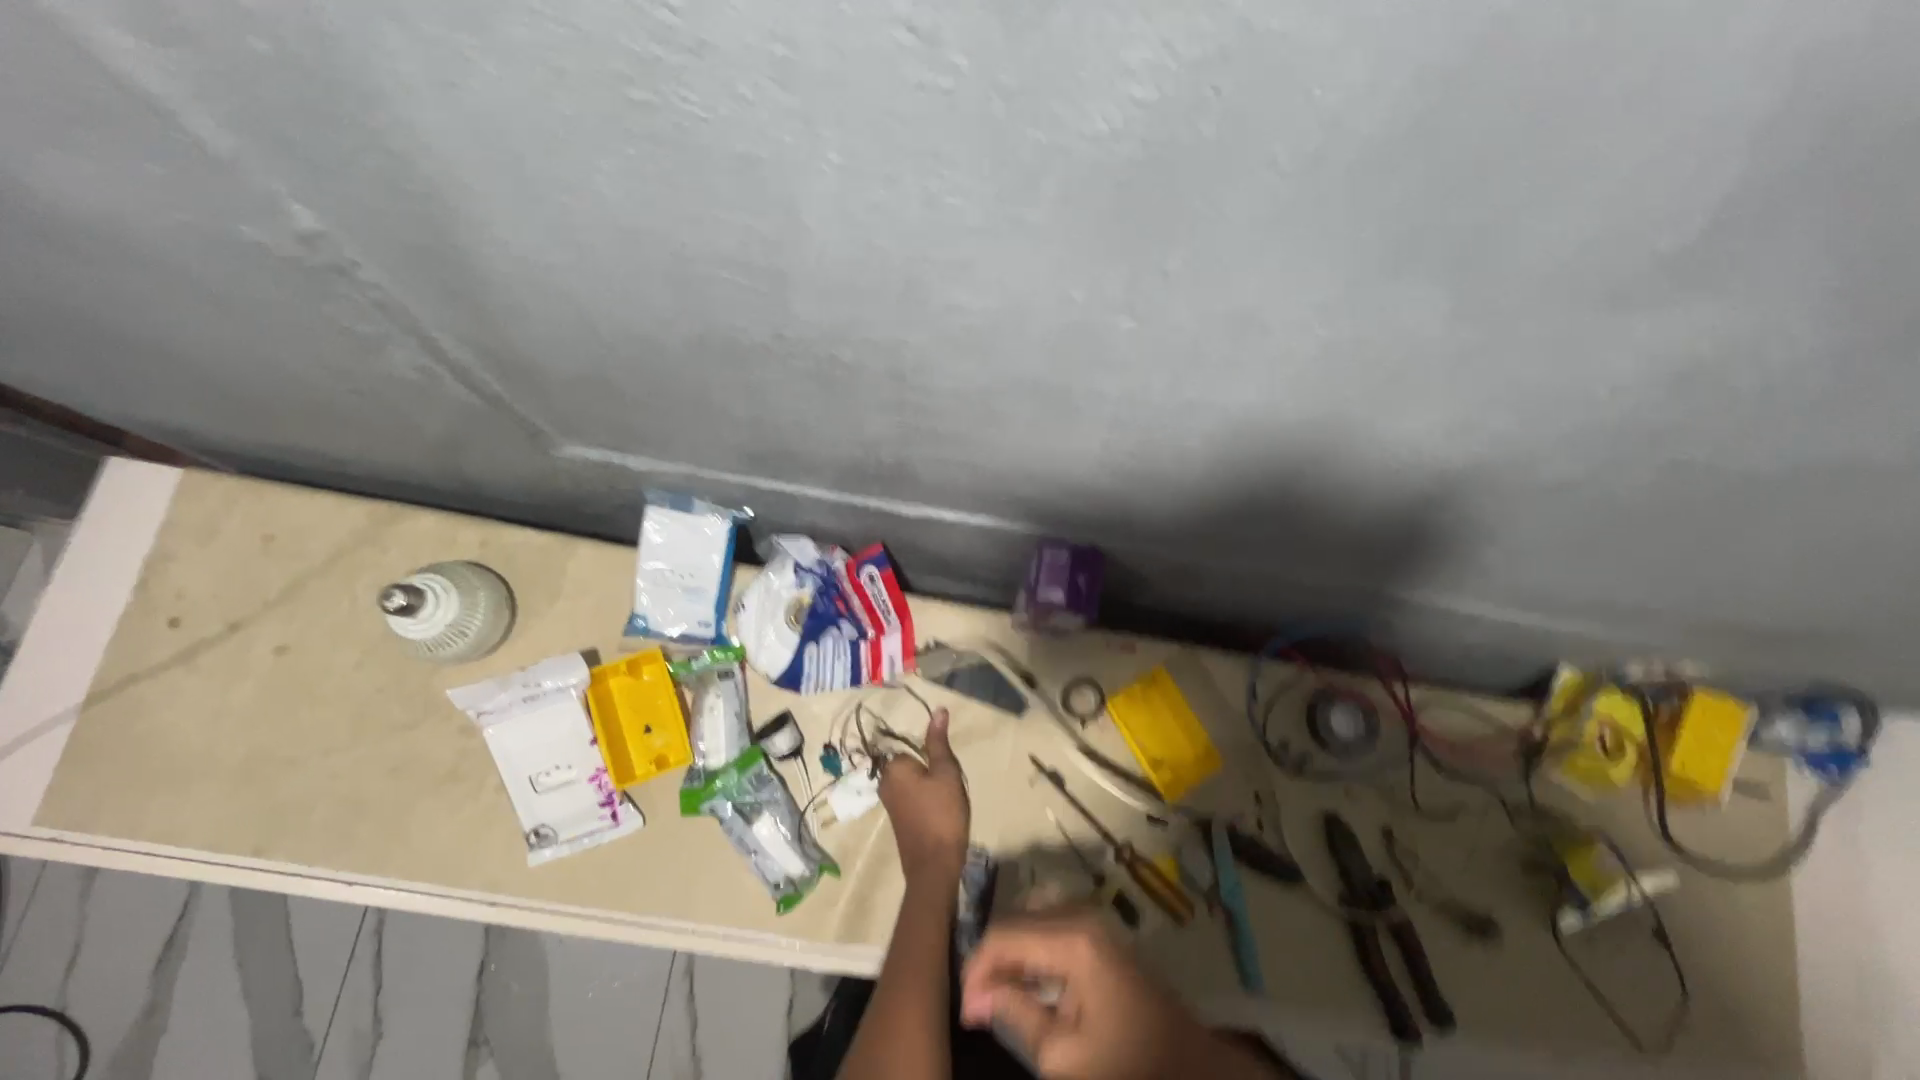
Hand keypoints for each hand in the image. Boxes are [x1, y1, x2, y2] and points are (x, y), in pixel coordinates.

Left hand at [878, 707, 969, 884]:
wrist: (934, 865)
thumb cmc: (943, 814)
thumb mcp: (946, 772)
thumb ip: (939, 741)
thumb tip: (938, 709)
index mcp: (893, 767)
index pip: (912, 748)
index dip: (933, 759)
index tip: (946, 773)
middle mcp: (884, 783)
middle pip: (912, 764)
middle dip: (932, 773)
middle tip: (949, 789)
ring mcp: (889, 804)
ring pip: (914, 783)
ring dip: (931, 789)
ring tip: (948, 803)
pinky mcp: (897, 820)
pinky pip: (912, 800)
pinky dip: (927, 804)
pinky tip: (941, 815)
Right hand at [961, 911, 1266, 1079]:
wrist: (1194, 1070)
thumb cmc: (1127, 1065)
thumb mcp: (1062, 1055)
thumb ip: (1015, 1014)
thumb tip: (980, 996)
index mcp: (1072, 939)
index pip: (1001, 936)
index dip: (975, 972)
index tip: (966, 1014)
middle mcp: (1082, 916)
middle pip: (1016, 922)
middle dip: (991, 962)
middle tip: (978, 1008)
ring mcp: (1096, 923)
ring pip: (1033, 923)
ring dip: (1012, 957)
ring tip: (997, 999)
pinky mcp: (1104, 937)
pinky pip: (1053, 931)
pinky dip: (1033, 955)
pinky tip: (1026, 988)